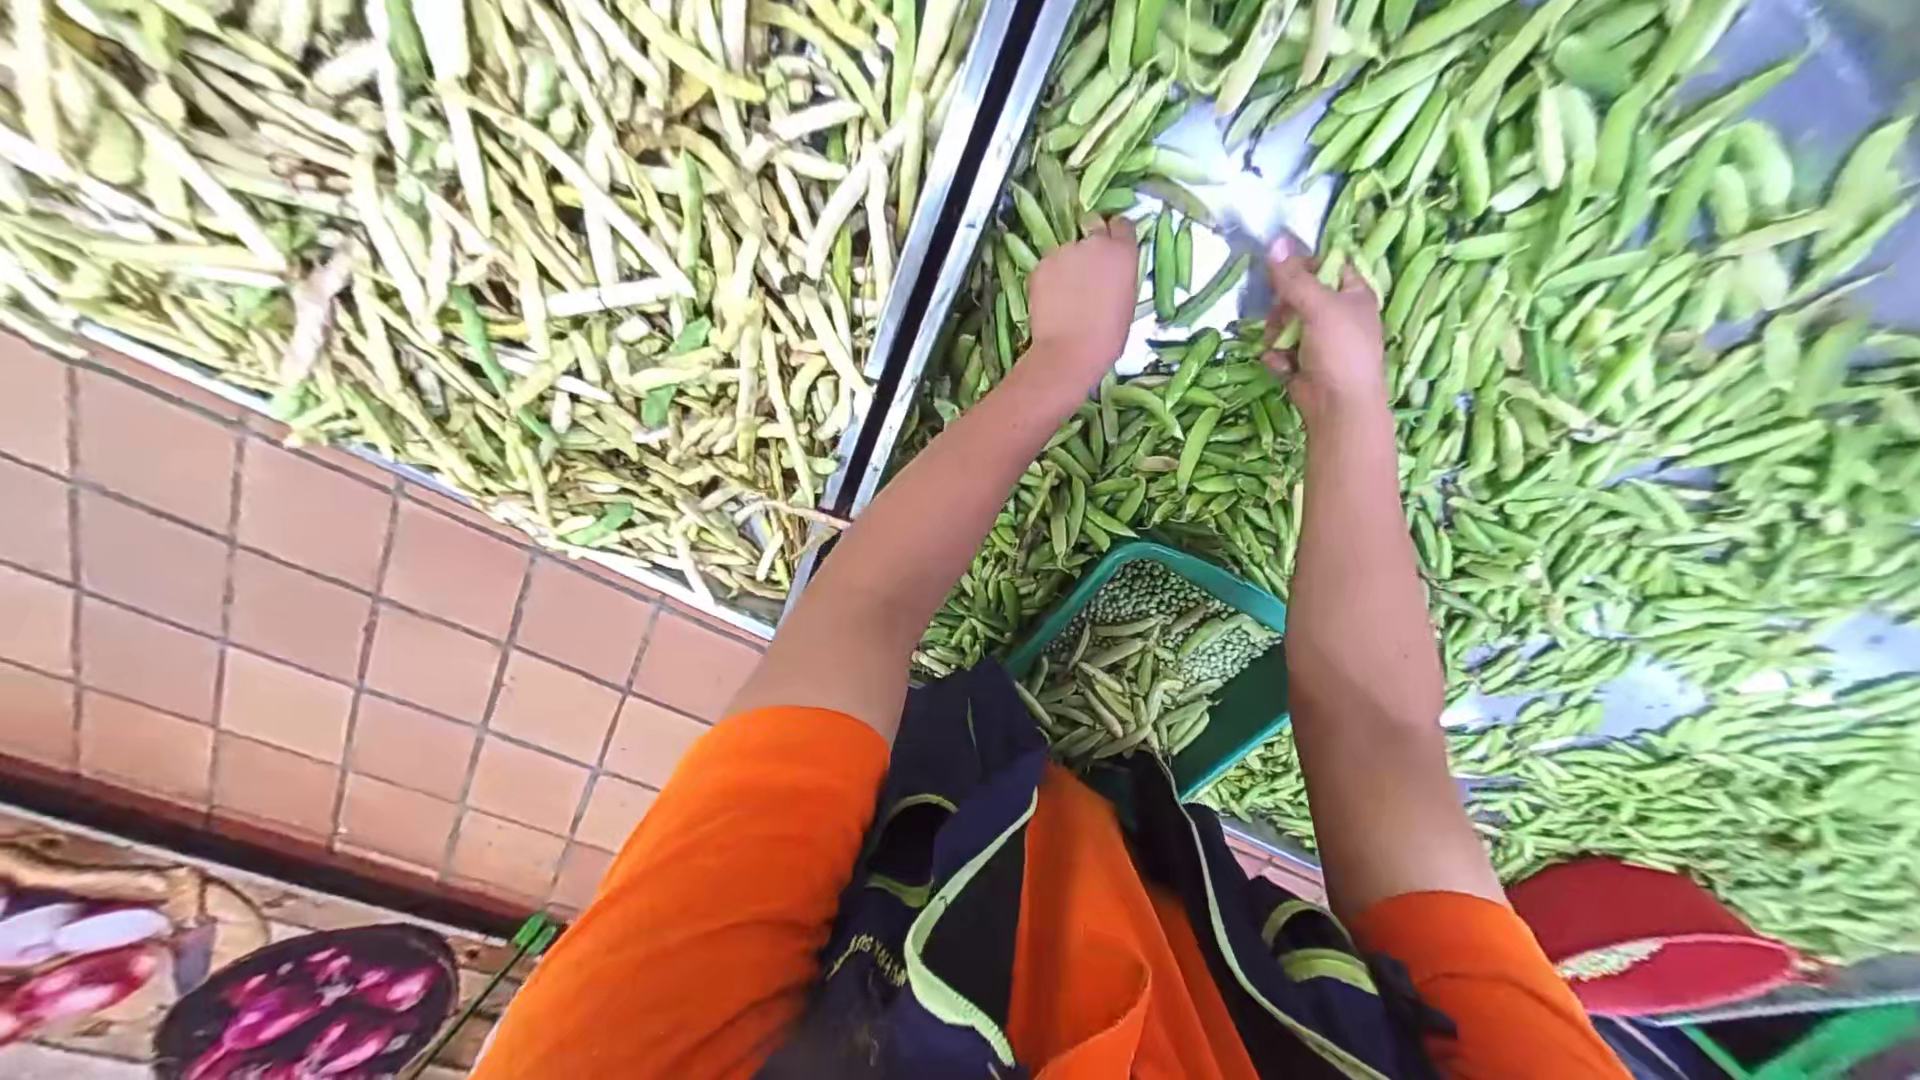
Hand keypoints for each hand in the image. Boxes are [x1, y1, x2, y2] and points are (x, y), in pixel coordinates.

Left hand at [1026, 217, 1138, 376]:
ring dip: (1068, 266)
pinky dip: (1049, 279)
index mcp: (1122, 253)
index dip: (1115, 235)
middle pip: (1092, 230)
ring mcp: (1064, 252)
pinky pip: (1048, 267)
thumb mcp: (1126, 302)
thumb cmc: (1106, 337)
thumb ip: (1120, 276)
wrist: (1069, 353)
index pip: (1121, 225)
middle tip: (1085, 273)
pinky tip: (1051, 302)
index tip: (1111, 247)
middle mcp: (1094, 244)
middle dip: (1090, 246)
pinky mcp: (1041, 265)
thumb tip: (1111, 273)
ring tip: (1066, 296)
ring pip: (1067, 252)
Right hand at [1263, 233, 1387, 424]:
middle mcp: (1335, 313)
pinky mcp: (1300, 361)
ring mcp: (1317, 339)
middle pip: (1296, 295)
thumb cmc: (1341, 350)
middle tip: (1281, 318)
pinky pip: (1278, 350)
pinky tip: (1282, 367)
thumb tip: (1274, 242)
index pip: (1326, 265)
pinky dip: (1276, 358)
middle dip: (1282, 309)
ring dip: (1275, 336)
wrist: (1339, 404)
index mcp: (1352, 293)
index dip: (1303, 266)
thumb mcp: (1319, 307)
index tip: (1283, 274)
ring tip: (1280, 349)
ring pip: (1282, 324)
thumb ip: (1294, 277)